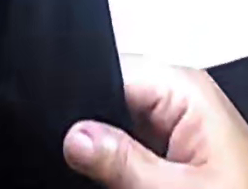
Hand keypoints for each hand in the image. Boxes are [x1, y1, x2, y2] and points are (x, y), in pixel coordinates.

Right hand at [62, 59, 247, 188]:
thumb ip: (124, 161)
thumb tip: (76, 134)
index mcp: (186, 88)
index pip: (118, 69)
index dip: (85, 97)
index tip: (61, 127)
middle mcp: (183, 97)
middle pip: (117, 98)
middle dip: (97, 128)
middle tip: (91, 163)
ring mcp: (181, 125)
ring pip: (125, 127)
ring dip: (114, 152)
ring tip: (124, 175)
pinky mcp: (181, 152)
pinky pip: (140, 147)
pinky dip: (128, 167)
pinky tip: (131, 181)